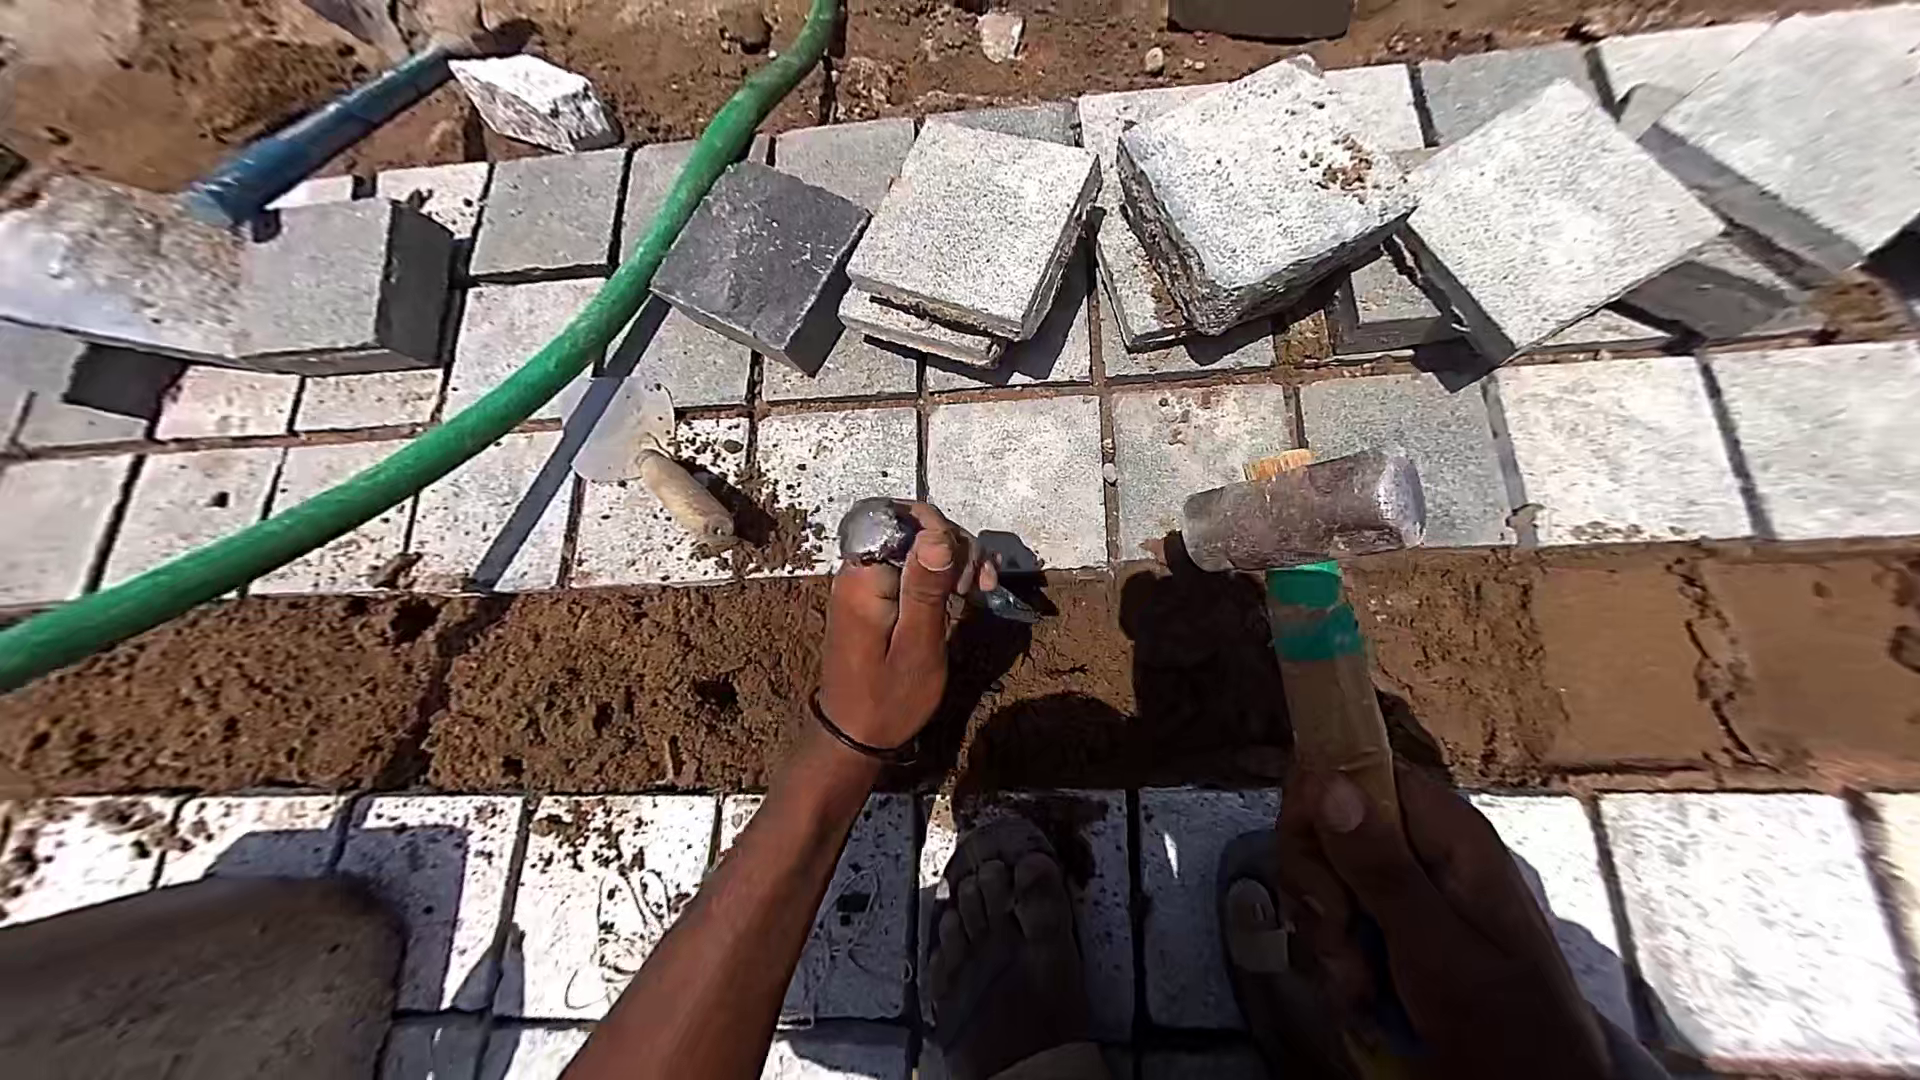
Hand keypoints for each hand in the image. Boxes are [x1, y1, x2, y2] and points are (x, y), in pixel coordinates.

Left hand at [817, 502, 996, 751]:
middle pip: (911, 526)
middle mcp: (860, 570)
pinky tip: (965, 591)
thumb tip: (937, 532)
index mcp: (864, 578)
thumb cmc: (889, 699)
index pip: (901, 518)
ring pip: (916, 544)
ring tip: (978, 590)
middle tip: (979, 584)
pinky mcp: (877, 594)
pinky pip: (911, 566)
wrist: (856, 736)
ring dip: (953, 559)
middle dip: (953, 545)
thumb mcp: (918, 646)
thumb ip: (926, 587)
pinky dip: (941, 574)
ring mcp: (867, 581)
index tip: (965, 569)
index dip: (940, 530)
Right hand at [1276, 762, 1610, 1079]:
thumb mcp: (1441, 951)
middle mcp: (1414, 837)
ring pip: (1313, 860)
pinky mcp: (1379, 907)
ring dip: (1319, 922)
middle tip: (1338, 931)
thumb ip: (1382, 867)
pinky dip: (1325, 942)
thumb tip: (1327, 781)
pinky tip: (1354, 983)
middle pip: (1320, 814)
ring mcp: (1395, 873)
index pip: (1352, 767)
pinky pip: (1321, 899)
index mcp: (1444, 828)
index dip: (1316, 801)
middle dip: (1313, 878)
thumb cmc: (1506, 1030)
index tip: (1313, 856)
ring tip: (1355, 976)